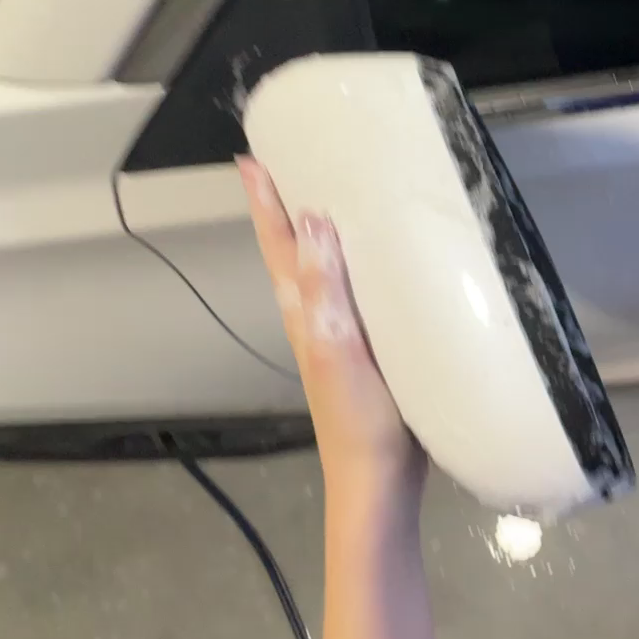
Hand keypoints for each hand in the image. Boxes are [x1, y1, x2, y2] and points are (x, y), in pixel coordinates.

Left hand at [237, 156, 421, 489]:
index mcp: (305, 315)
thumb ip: (323, 290)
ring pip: (327, 274)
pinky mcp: (375, 350)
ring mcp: (345, 337)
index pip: (278, 248)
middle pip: (296, 255)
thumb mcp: (337, 349)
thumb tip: (309, 220)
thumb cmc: (359, 418)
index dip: (264, 205)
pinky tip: (386, 266)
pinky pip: (361, 295)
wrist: (380, 479)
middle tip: (297, 164)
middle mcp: (319, 320)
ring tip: (338, 200)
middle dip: (289, 210)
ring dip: (324, 236)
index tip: (252, 159)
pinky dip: (362, 269)